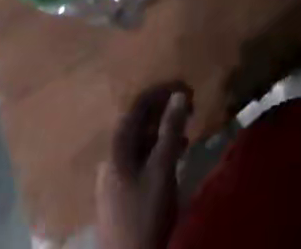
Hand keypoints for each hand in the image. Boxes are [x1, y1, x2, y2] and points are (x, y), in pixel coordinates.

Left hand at [96, 83, 190, 248]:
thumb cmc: (145, 213)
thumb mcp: (162, 170)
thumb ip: (170, 130)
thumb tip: (179, 94)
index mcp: (116, 149)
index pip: (136, 107)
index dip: (161, 92)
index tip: (186, 87)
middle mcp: (110, 158)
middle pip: (136, 123)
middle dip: (163, 109)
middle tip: (190, 103)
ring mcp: (113, 177)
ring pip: (140, 141)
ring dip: (163, 128)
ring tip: (187, 125)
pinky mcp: (121, 193)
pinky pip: (140, 157)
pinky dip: (159, 147)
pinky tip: (176, 152)